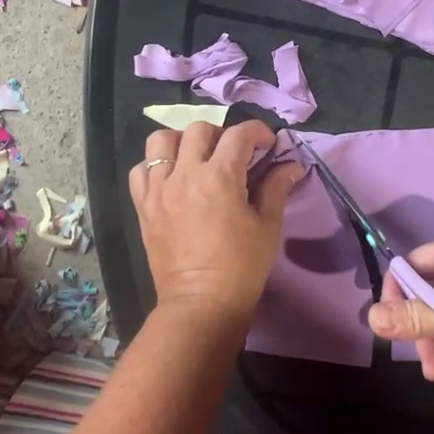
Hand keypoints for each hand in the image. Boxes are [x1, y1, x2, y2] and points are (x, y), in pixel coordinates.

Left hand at [129, 121, 304, 320]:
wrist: (201, 304)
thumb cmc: (242, 267)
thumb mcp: (267, 226)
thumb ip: (276, 188)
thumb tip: (292, 166)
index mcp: (220, 176)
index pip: (239, 134)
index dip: (257, 132)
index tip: (267, 144)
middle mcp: (185, 174)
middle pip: (199, 130)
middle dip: (221, 134)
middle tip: (233, 154)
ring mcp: (159, 189)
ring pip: (161, 141)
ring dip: (182, 142)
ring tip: (196, 159)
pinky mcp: (143, 206)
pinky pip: (141, 170)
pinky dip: (156, 166)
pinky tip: (171, 179)